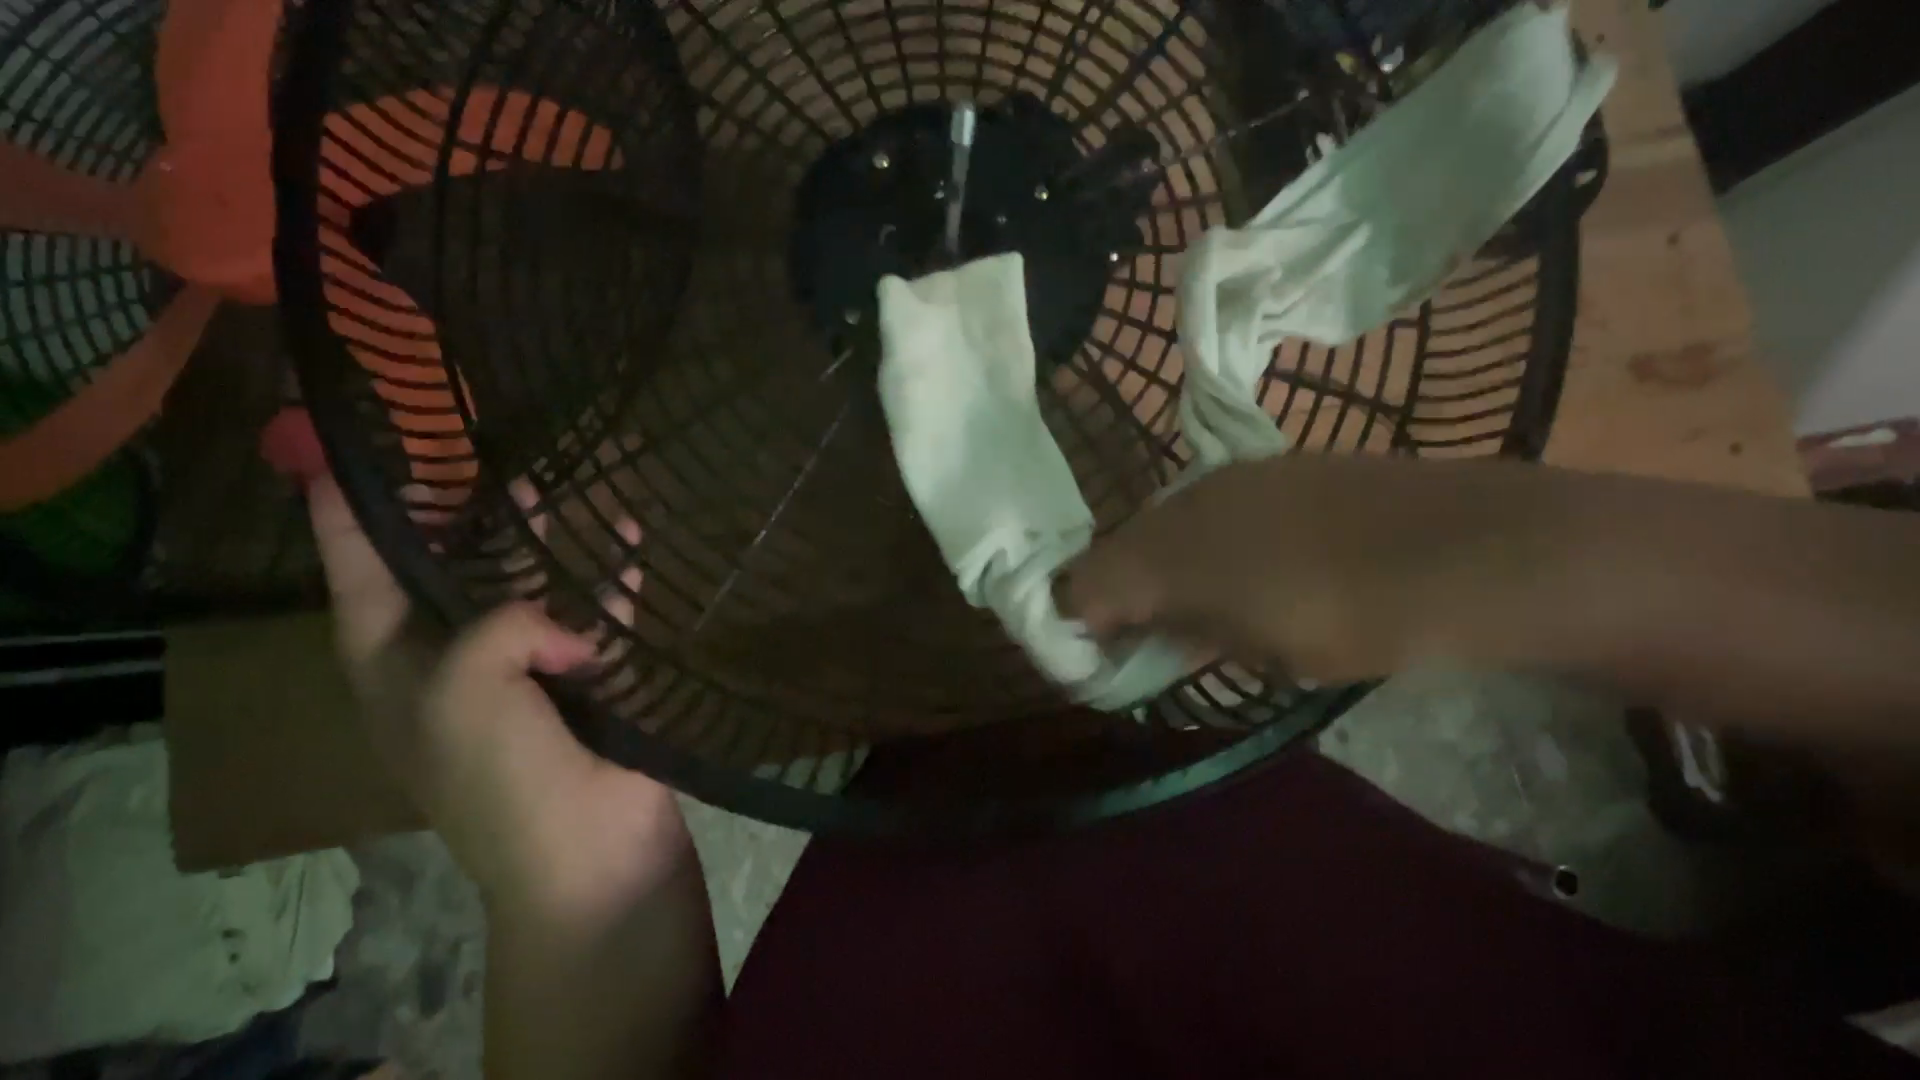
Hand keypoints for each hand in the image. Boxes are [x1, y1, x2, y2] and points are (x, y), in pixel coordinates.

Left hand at [309, 475, 688, 917]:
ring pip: (530, 587)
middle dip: (459, 518)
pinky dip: (611, 579)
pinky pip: (600, 612)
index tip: (336, 455)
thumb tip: (567, 627)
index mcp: (396, 669)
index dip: (343, 518)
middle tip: (473, 456)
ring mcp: (527, 672)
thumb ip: (498, 622)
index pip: (358, 577)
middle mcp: (455, 664)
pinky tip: (627, 540)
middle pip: (450, 573)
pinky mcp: (593, 680)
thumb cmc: (502, 781)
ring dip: (543, 542)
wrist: (590, 856)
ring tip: (554, 486)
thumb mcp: (464, 691)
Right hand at [1056, 455, 1575, 683]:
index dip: (1076, 625)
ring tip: (1205, 614)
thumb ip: (1182, 636)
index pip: (1083, 584)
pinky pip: (1215, 510)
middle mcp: (1187, 499)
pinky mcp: (1279, 467)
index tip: (1099, 662)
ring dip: (1165, 571)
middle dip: (1119, 598)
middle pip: (1119, 550)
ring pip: (1168, 527)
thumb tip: (1138, 631)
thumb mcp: (1258, 650)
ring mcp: (1237, 477)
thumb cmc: (1354, 617)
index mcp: (1169, 548)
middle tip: (1150, 644)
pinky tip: (1255, 571)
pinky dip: (1210, 546)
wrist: (1474, 548)